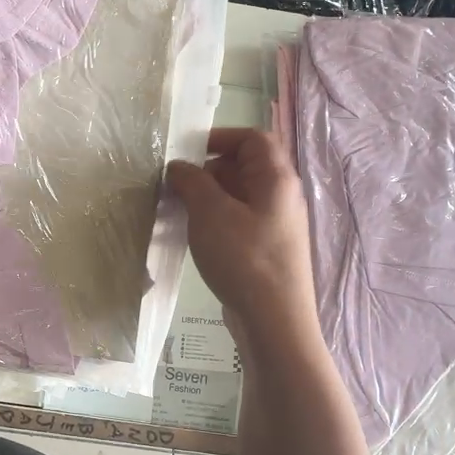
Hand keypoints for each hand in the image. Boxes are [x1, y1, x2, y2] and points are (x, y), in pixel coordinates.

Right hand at [166, 127, 318, 349]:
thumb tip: (178, 166)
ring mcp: (273, 222)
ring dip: (206, 196)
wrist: (273, 316)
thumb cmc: (243, 258)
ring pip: (237, 194)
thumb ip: (192, 182)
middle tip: (174, 187)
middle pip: (244, 165)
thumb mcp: (210, 214)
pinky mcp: (263, 245)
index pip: (253, 139)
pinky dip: (212, 218)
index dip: (220, 138)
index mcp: (275, 180)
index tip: (185, 152)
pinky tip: (193, 235)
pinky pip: (235, 218)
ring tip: (178, 212)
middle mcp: (279, 196)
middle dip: (206, 170)